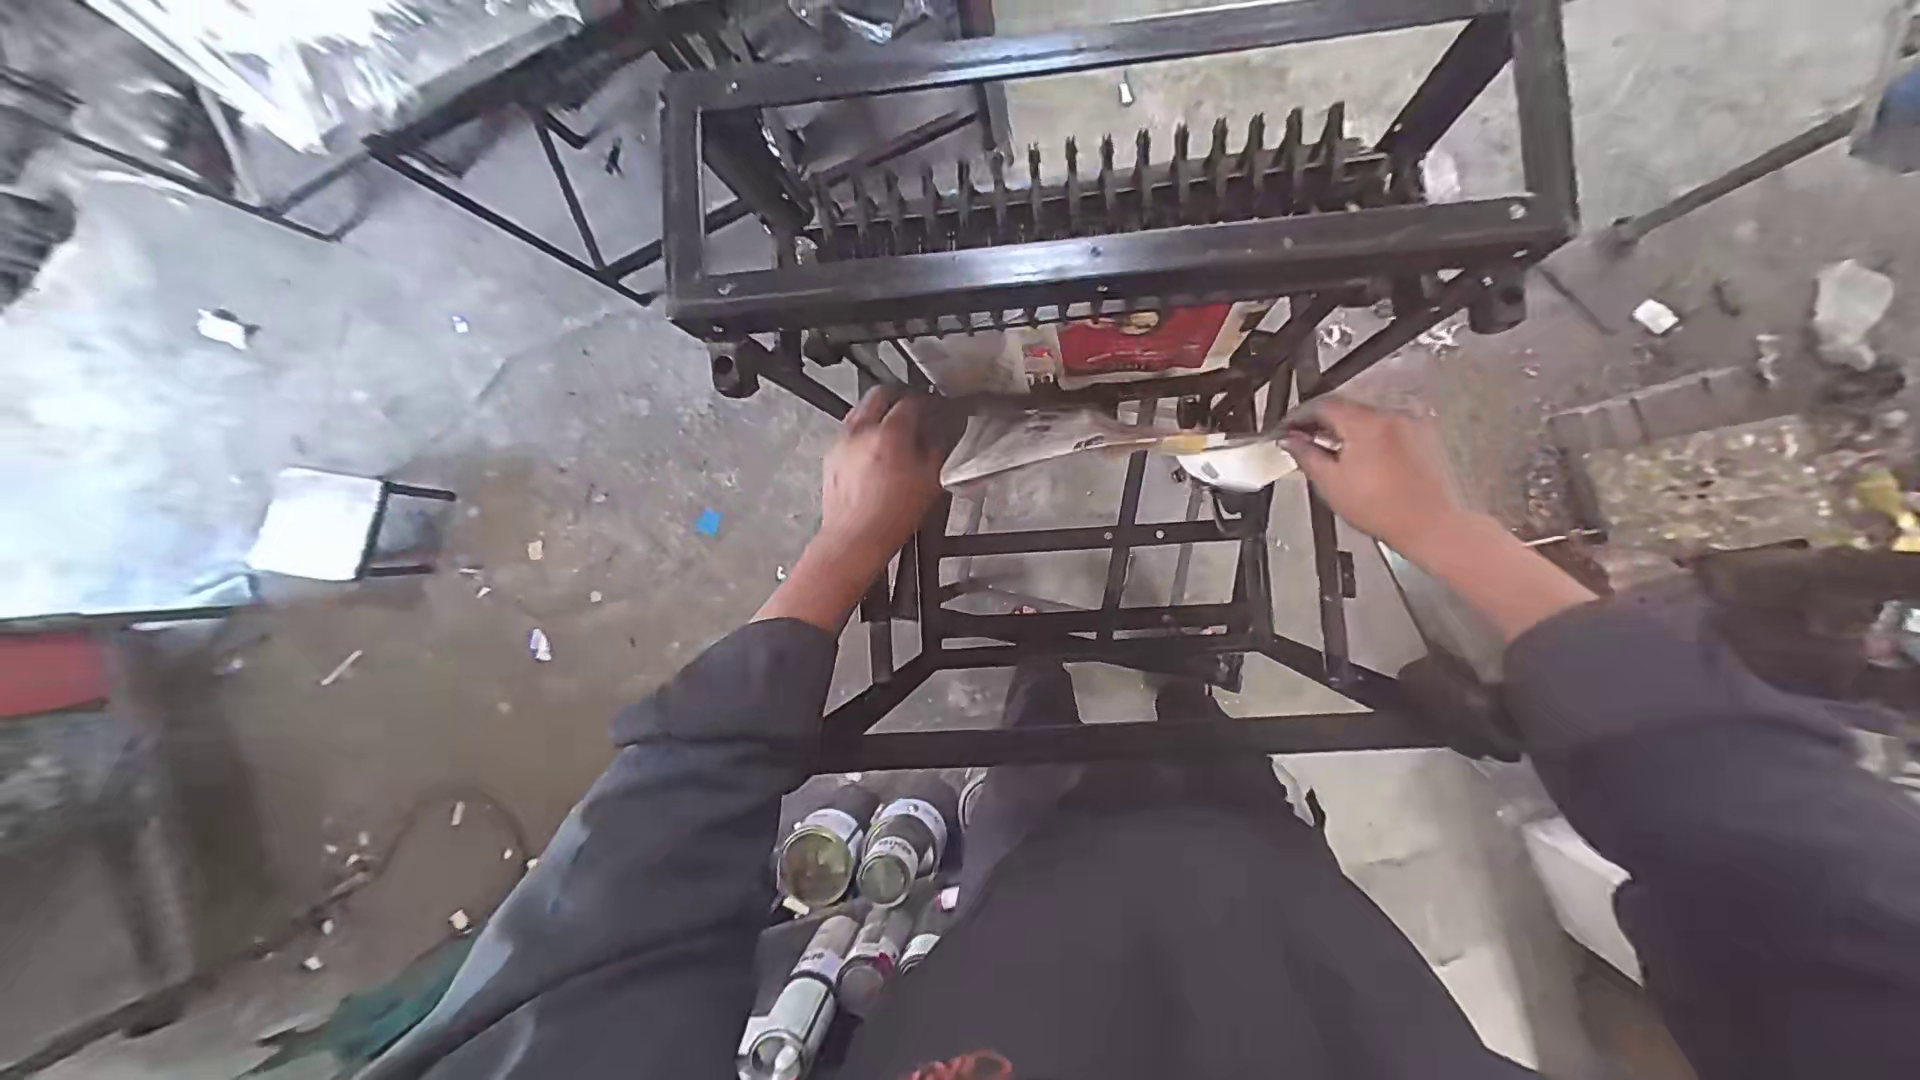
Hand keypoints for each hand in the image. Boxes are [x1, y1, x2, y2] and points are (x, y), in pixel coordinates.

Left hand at [755, 388, 960, 631]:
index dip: (927, 402)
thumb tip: (940, 433)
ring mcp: (843, 441)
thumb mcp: (931, 482)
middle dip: (899, 397)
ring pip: (861, 409)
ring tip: (894, 429)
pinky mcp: (832, 455)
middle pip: (880, 394)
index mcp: (890, 434)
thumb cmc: (890, 517)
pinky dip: (864, 431)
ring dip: (879, 412)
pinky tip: (875, 449)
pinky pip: (849, 430)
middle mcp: (862, 430)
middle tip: (913, 409)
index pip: (912, 401)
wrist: (855, 539)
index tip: (933, 408)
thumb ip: (937, 449)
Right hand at [1285, 397, 1594, 640]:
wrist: (1429, 524)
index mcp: (1366, 424)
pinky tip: (1353, 453)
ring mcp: (1410, 423)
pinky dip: (1363, 434)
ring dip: (1341, 428)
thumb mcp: (1329, 482)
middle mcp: (1392, 415)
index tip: (1286, 428)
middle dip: (1318, 421)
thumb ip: (1305, 454)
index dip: (1298, 416)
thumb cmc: (1383, 508)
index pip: (1323, 404)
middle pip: (1345, 407)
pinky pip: (1383, 425)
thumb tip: (1290, 441)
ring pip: (1364, 416)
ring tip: (1324, 448)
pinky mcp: (1422, 434)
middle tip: (1299, 438)